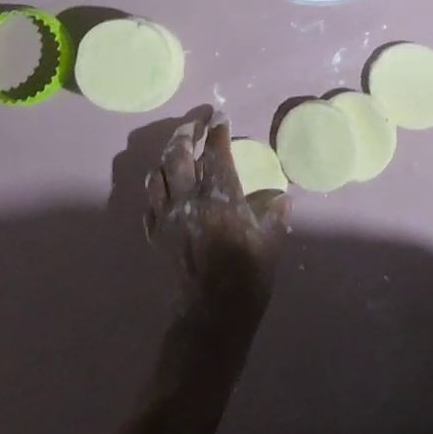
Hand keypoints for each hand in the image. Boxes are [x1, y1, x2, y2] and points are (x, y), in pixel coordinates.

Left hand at [144, 112, 289, 314]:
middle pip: (179, 154)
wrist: (211, 319)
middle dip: (187, 131)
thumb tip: (282, 197)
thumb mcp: (271, 243)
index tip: (221, 114)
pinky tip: (164, 184)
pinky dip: (157, 185)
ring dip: (168, 155)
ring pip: (158, 175)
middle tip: (198, 121)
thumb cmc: (247, 280)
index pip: (216, 152)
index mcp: (220, 198)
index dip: (218, 129)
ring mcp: (167, 218)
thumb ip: (275, 215)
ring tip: (180, 147)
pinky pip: (150, 202)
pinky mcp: (157, 236)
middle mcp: (188, 201)